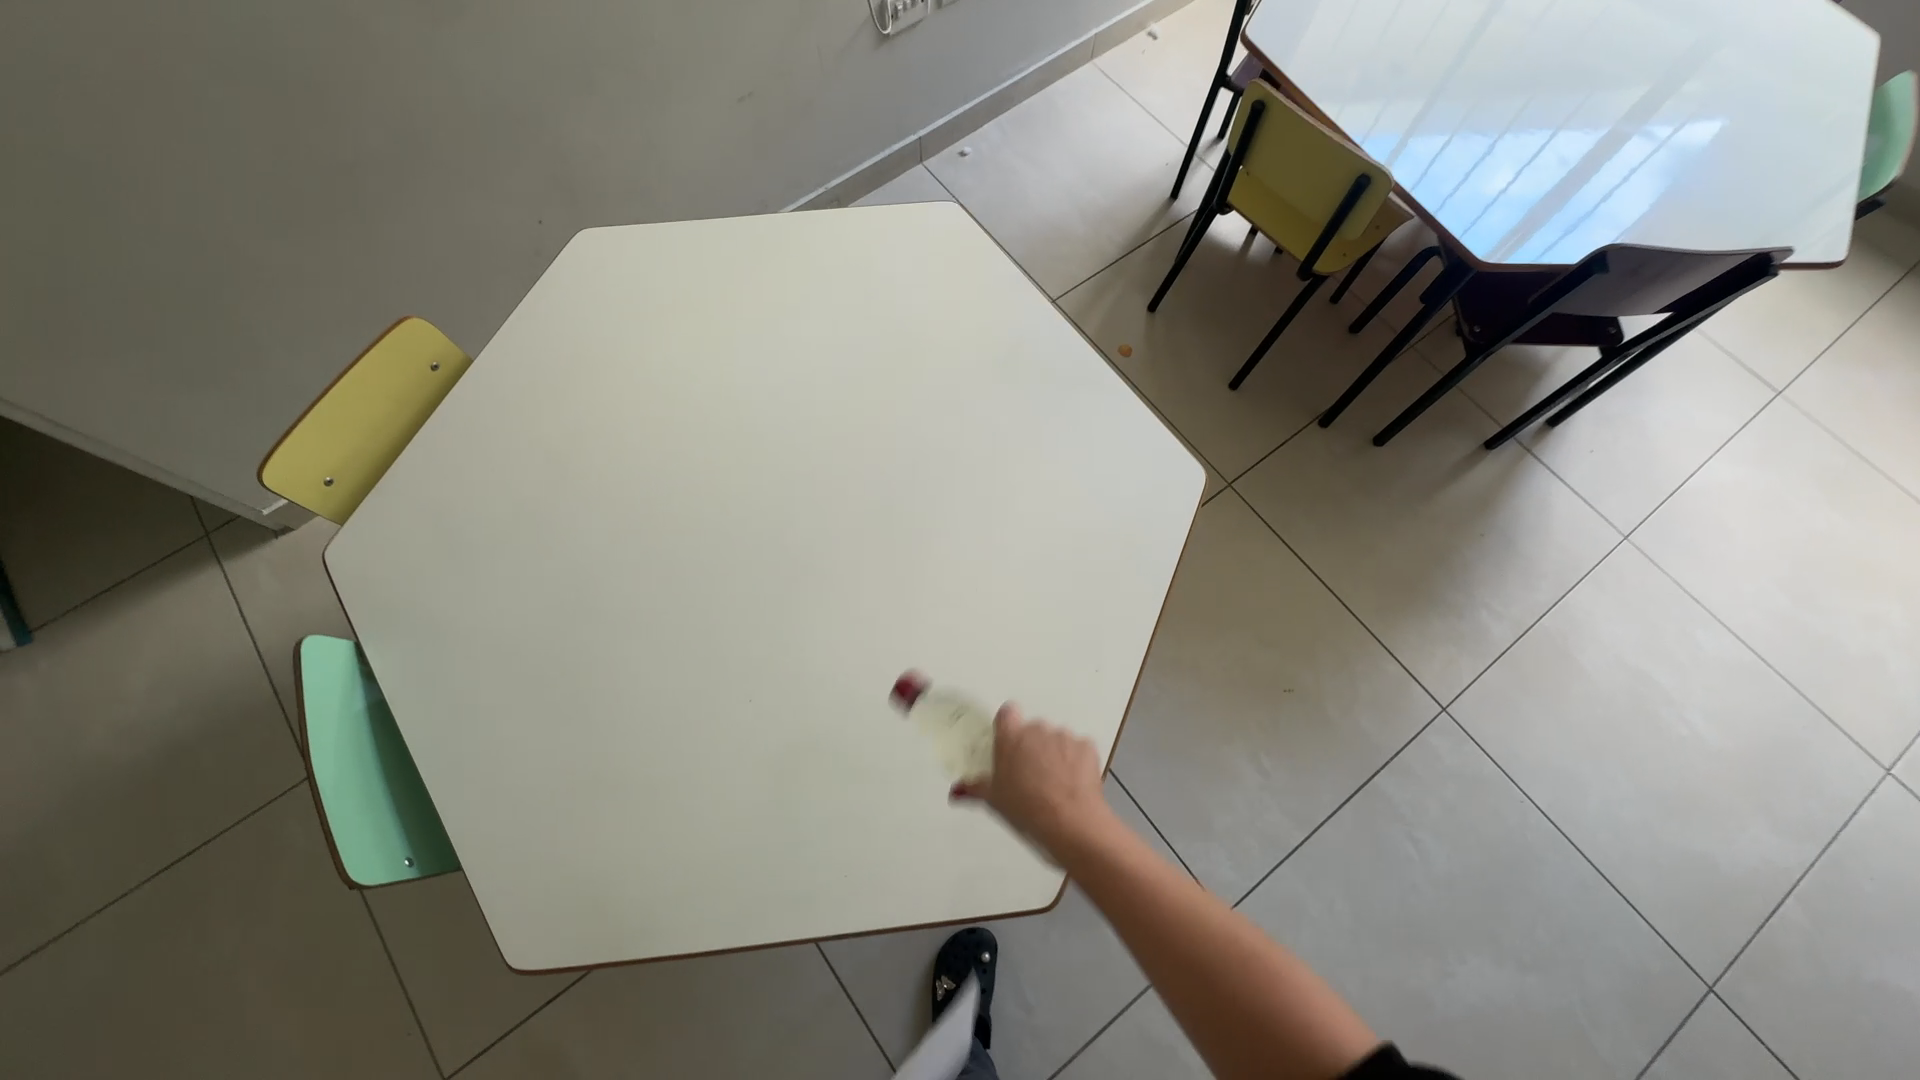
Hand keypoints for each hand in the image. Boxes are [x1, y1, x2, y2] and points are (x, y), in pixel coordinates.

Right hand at [891, 672, 1113, 856]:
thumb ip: (974, 789)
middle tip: (1032, 775)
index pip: (1007, 714)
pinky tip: (1073, 784)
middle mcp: (1037, 729)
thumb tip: (954, 792)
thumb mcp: (995, 801)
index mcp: (1010, 737)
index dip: (1009, 726)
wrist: (1069, 822)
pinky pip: (1078, 749)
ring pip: (1057, 739)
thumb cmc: (1025, 809)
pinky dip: (1076, 761)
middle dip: (1033, 746)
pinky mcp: (1087, 746)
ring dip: (1055, 754)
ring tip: (1055, 784)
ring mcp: (1064, 736)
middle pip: (1033, 729)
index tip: (1010, 745)